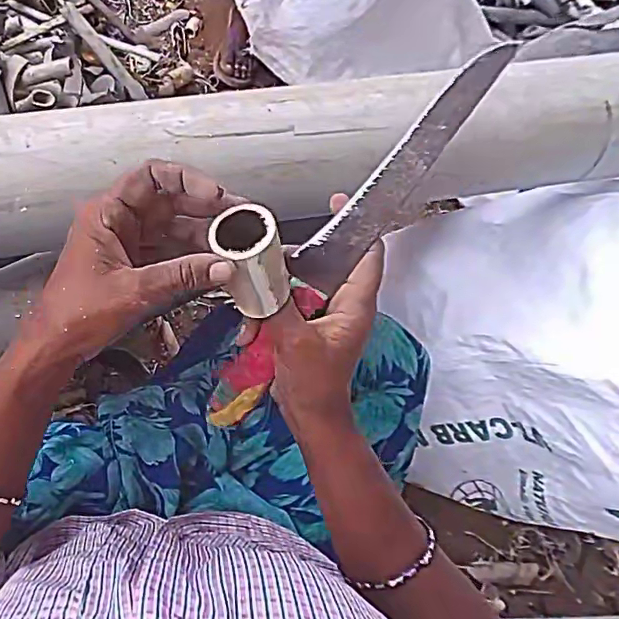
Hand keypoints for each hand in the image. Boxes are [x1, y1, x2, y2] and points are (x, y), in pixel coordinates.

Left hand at [22, 161, 241, 366]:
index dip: (187, 180)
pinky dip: (193, 256)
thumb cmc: (73, 314)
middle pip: (169, 201)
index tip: (215, 196)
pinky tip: (216, 262)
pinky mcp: (135, 263)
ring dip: (204, 234)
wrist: (55, 345)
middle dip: (206, 208)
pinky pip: (170, 250)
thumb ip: (180, 276)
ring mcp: (128, 241)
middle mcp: (118, 221)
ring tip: (235, 243)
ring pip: (174, 226)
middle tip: (239, 218)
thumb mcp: (132, 291)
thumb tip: (222, 266)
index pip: (151, 177)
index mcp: (106, 213)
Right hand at [237, 193, 382, 432]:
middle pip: (322, 264)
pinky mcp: (305, 326)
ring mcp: (323, 315)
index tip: (338, 202)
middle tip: (267, 257)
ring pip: (297, 285)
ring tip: (254, 309)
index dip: (356, 225)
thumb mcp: (294, 341)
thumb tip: (261, 277)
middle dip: (291, 263)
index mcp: (354, 303)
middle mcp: (342, 304)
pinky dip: (268, 313)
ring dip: (272, 295)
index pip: (367, 254)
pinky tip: (252, 330)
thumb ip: (277, 304)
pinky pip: (285, 305)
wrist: (310, 416)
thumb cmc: (315, 383)